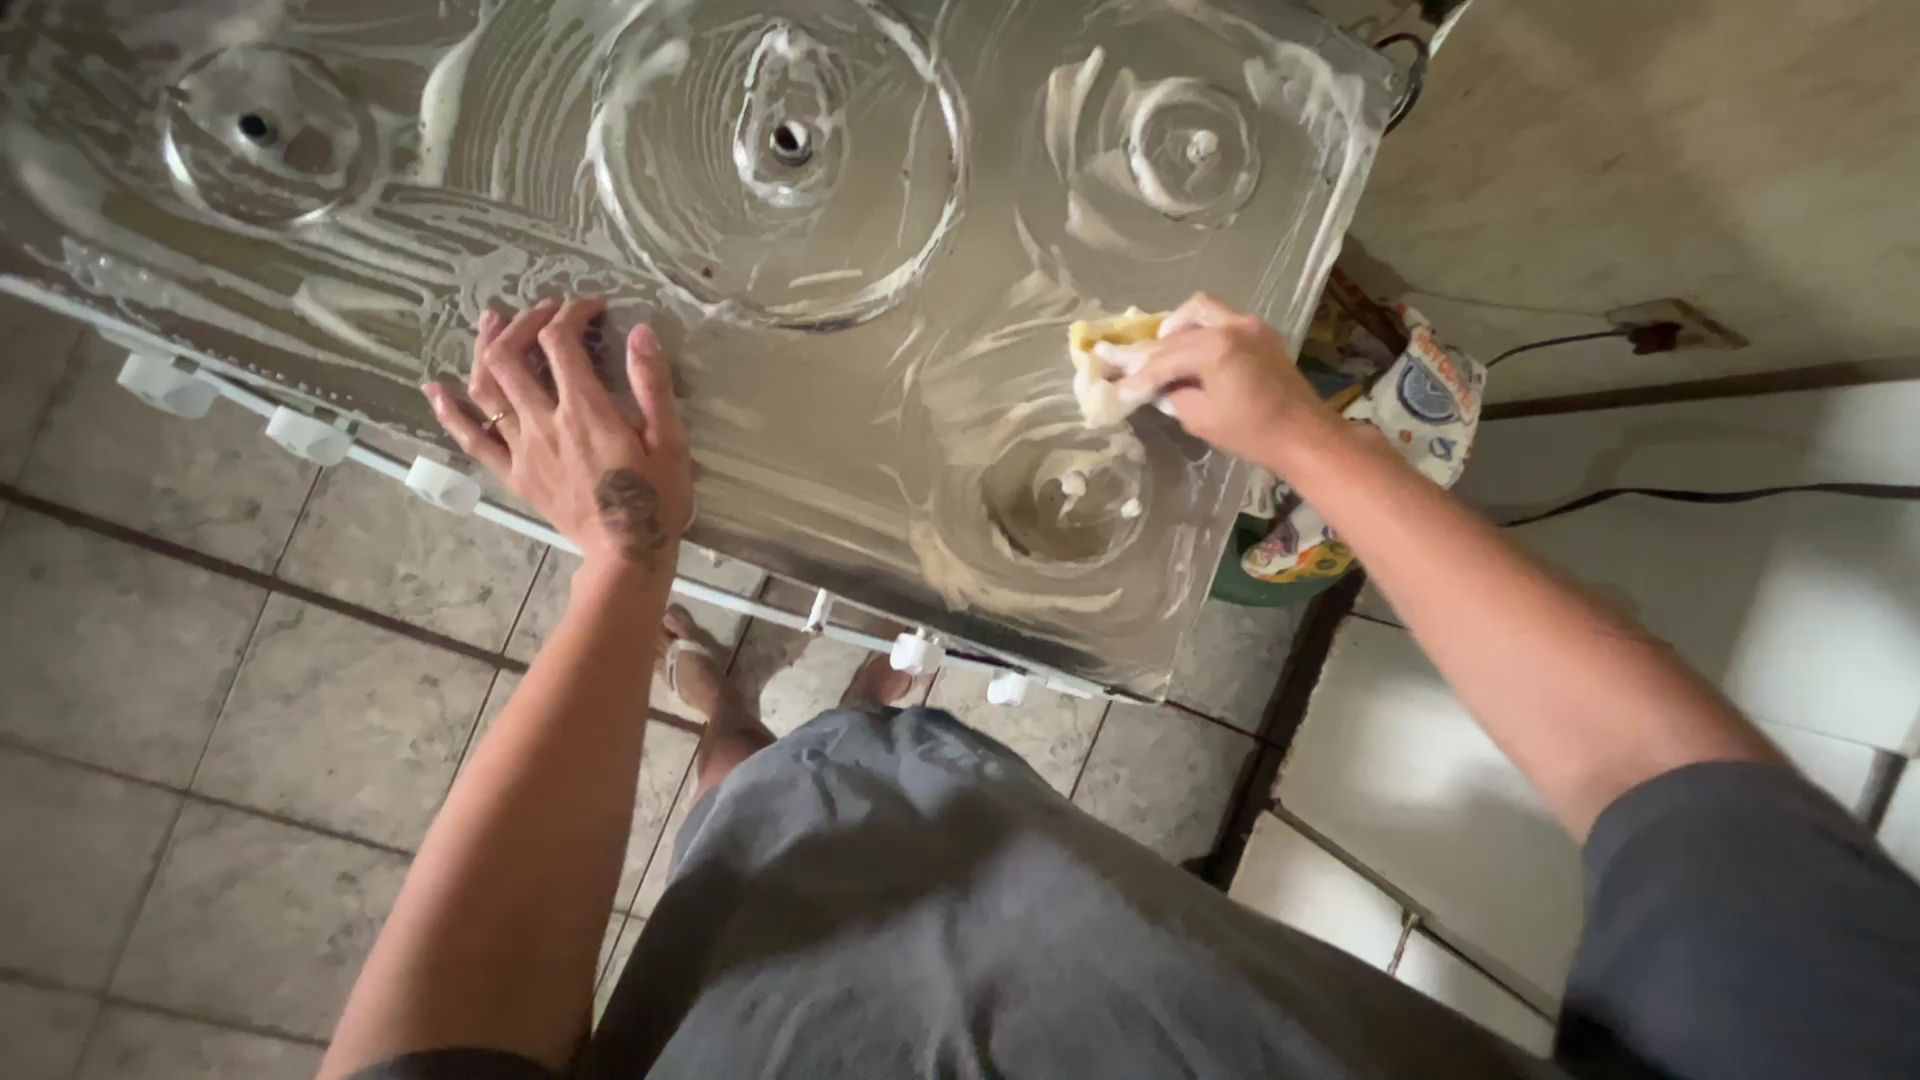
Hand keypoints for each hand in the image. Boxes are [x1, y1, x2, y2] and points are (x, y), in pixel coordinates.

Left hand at [423, 296, 692, 575]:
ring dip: (484, 349)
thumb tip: (639, 332)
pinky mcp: (513, 473)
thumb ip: (652, 385)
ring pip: (485, 388)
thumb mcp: (671, 441)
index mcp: (586, 411)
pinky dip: (449, 411)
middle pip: (512, 357)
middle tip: (543, 311)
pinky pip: (471, 439)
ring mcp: (522, 449)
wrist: (627, 553)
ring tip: (491, 323)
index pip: (561, 344)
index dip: (571, 314)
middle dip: (523, 322)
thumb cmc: (658, 498)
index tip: (590, 307)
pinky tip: (435, 389)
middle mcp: (544, 423)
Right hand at [1115, 293, 1338, 465]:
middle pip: (1175, 333)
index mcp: (1215, 348)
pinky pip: (1219, 318)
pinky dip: (1197, 330)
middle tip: (1118, 361)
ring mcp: (1247, 324)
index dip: (1136, 376)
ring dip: (1174, 329)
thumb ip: (1172, 394)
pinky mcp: (1258, 331)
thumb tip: (1158, 386)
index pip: (1162, 360)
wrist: (1302, 433)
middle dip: (1147, 351)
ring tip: (1158, 351)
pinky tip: (1187, 351)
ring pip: (1198, 310)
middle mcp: (1230, 325)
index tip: (1114, 386)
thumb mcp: (1199, 418)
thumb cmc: (1250, 432)